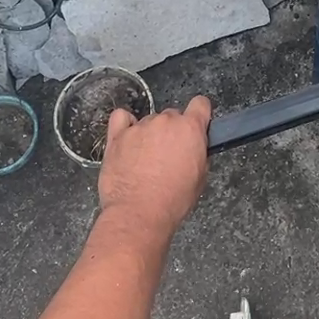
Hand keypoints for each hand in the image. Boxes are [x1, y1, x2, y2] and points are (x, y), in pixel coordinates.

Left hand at [97, 95, 212, 233]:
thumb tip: (193, 147)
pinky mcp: (118, 136)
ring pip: (148, 121)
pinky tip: (128, 140)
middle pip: (172, 116)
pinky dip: (125, 125)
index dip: (199, 114)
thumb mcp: (200, 178)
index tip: (196, 124)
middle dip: (172, 132)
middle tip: (169, 155)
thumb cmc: (171, 201)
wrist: (139, 214)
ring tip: (144, 161)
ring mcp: (140, 127)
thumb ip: (198, 152)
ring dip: (149, 135)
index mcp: (190, 129)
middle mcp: (165, 122)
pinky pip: (121, 118)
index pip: (201, 104)